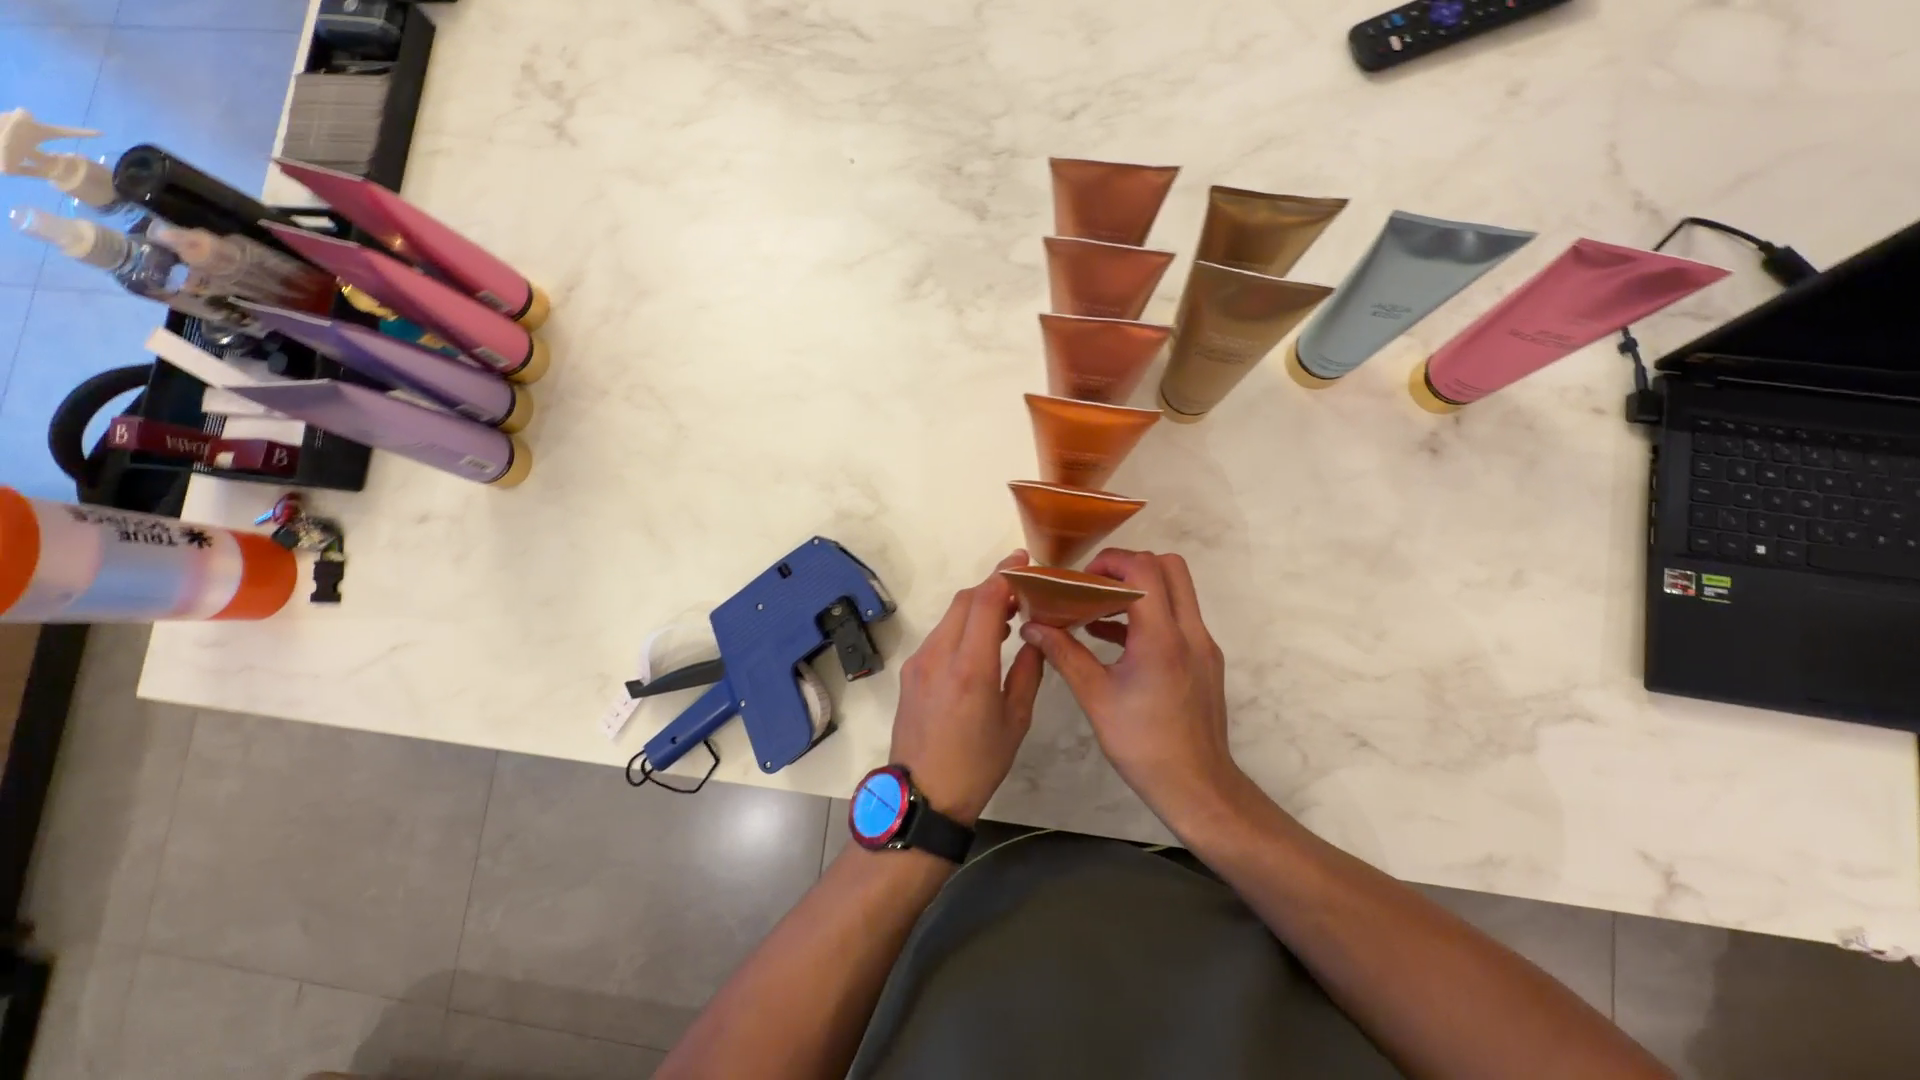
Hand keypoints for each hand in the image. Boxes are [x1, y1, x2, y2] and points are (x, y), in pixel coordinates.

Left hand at [888, 551, 1044, 824]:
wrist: (923, 795)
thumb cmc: (977, 764)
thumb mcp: (1015, 720)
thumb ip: (1028, 672)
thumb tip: (1036, 638)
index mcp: (970, 668)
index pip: (986, 601)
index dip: (1006, 575)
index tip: (1026, 562)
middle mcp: (938, 656)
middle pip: (965, 600)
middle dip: (995, 585)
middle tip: (1024, 586)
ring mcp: (919, 663)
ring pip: (951, 616)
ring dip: (978, 605)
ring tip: (1009, 613)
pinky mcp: (911, 672)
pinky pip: (940, 635)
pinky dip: (963, 626)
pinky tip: (983, 641)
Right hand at [1018, 549, 1243, 820]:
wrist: (1196, 785)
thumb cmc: (1142, 744)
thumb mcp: (1095, 697)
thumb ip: (1064, 654)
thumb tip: (1033, 627)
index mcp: (1162, 637)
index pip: (1145, 569)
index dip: (1111, 562)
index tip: (1082, 579)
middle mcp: (1190, 632)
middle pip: (1169, 567)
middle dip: (1129, 567)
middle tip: (1094, 586)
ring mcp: (1203, 646)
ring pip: (1177, 592)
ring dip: (1140, 591)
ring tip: (1097, 611)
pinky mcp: (1205, 661)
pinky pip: (1178, 619)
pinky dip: (1150, 616)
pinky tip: (1114, 640)